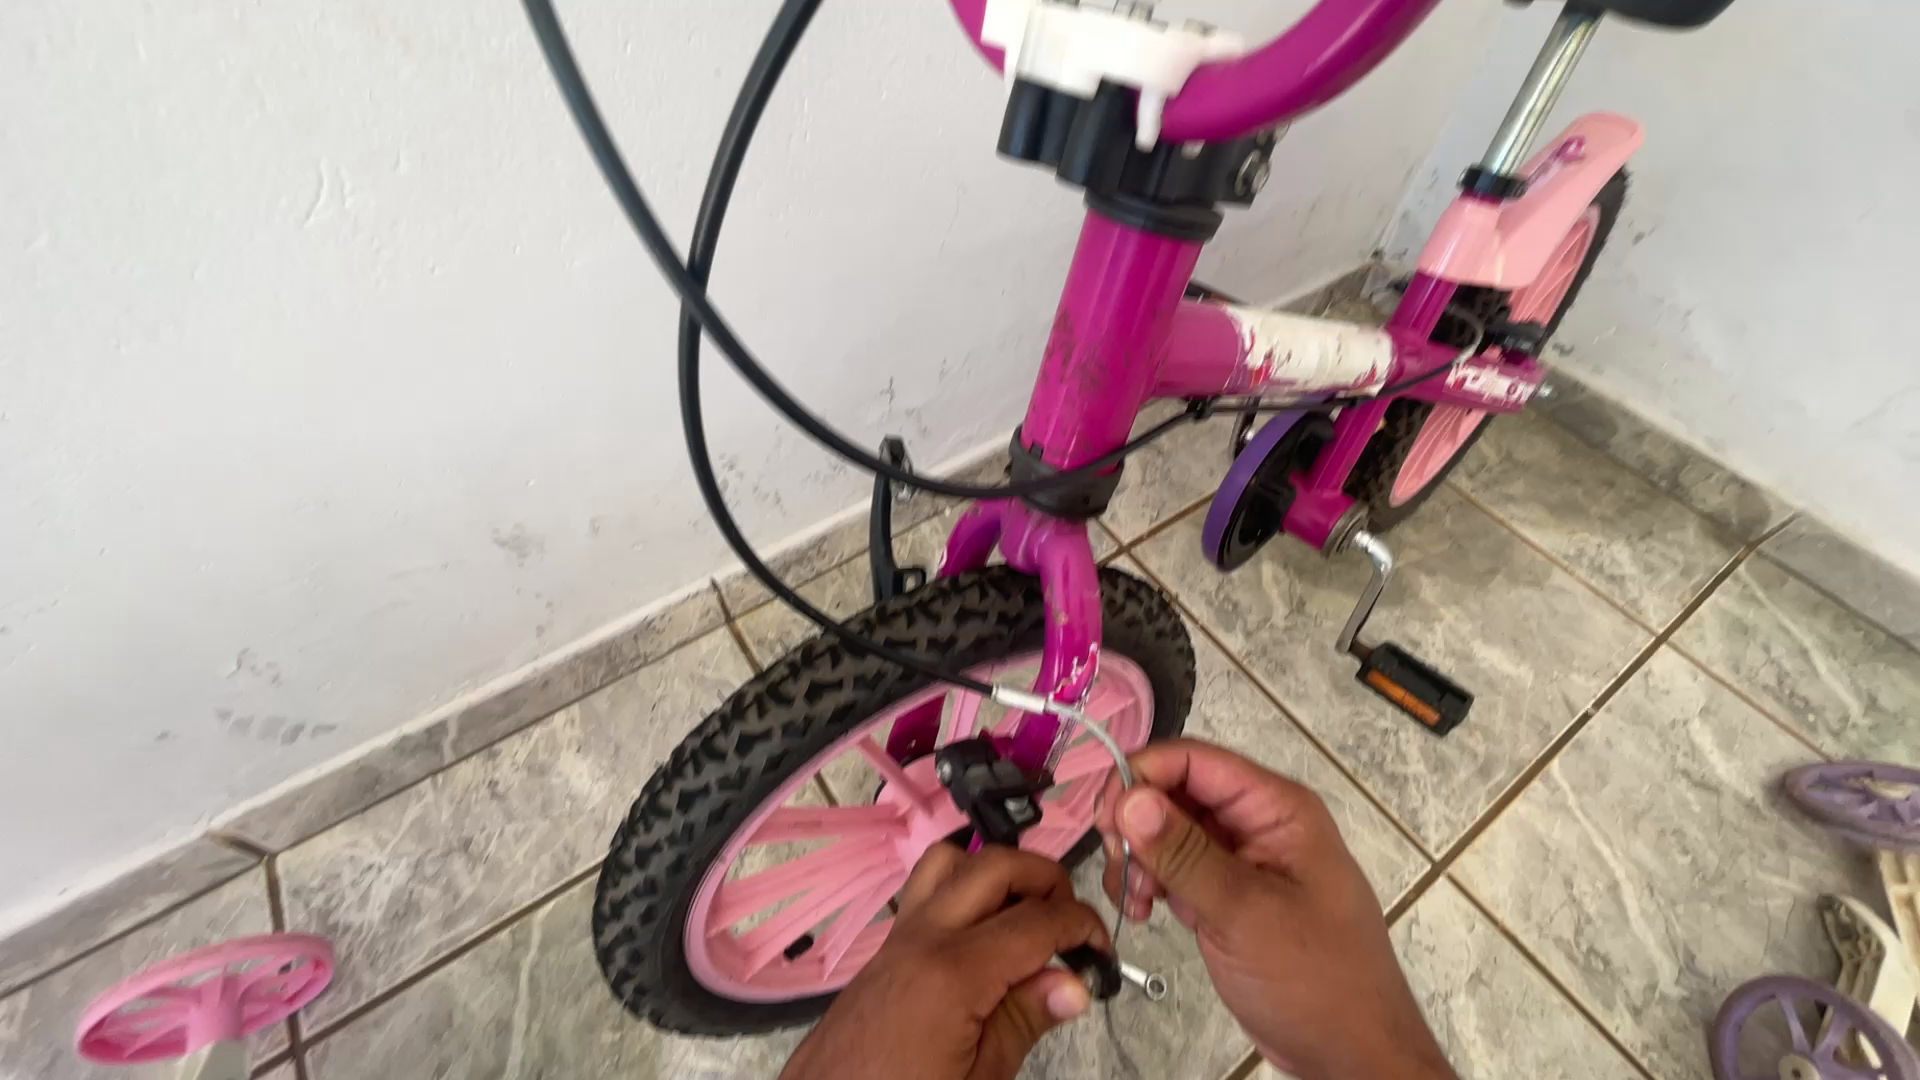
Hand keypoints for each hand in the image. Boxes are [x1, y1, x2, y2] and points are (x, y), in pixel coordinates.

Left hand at [778, 844, 1108, 1079]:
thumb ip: (1023, 1022)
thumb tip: (1075, 984)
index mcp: (953, 971)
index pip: (1035, 922)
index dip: (1080, 926)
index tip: (1102, 949)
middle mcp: (925, 934)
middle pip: (997, 865)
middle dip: (1045, 878)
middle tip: (1072, 923)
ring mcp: (901, 932)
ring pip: (953, 859)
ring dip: (998, 869)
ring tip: (1027, 910)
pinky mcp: (887, 943)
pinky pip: (926, 885)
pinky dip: (962, 882)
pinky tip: (983, 921)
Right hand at [1095, 739, 1455, 1079]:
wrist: (1354, 1062)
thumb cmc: (1316, 982)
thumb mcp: (1246, 914)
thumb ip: (1184, 853)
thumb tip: (1129, 798)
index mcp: (1274, 806)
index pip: (1192, 760)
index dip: (1143, 775)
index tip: (1107, 819)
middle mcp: (1253, 819)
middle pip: (1173, 790)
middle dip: (1136, 822)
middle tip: (1119, 865)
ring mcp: (1237, 855)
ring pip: (1164, 827)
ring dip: (1138, 856)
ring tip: (1138, 901)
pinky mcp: (1222, 889)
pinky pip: (1171, 864)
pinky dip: (1149, 881)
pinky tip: (1145, 912)